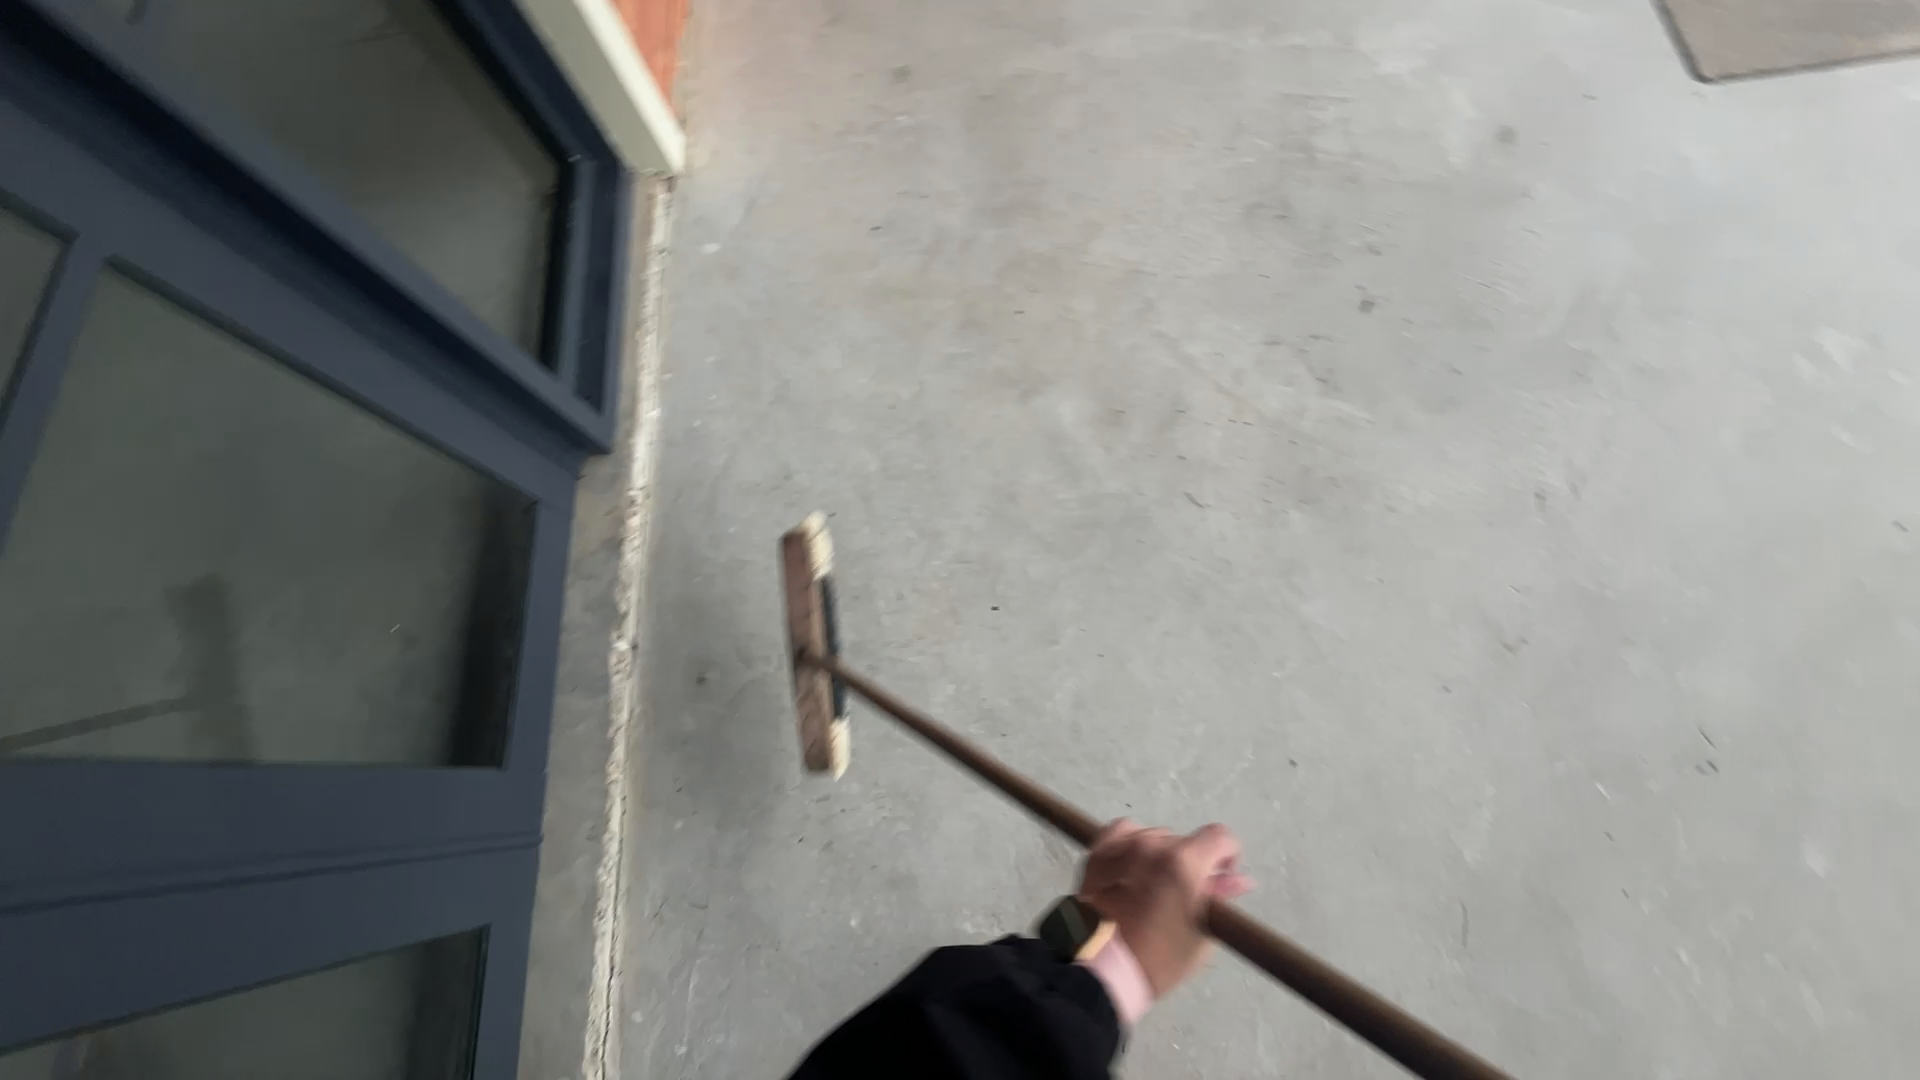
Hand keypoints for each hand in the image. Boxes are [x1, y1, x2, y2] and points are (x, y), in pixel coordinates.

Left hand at [1075, 820, 1252, 998]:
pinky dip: (1132, 843)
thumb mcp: (1200, 932)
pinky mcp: (1099, 849)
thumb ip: (1219, 897)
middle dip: (1190, 864)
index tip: (1219, 876)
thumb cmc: (1159, 958)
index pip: (1220, 836)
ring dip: (1160, 856)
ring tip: (1152, 887)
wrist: (1103, 967)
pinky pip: (1123, 830)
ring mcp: (1123, 844)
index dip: (1227, 855)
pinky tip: (1133, 864)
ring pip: (1155, 837)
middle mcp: (1153, 844)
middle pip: (1184, 843)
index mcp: (1183, 863)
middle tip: (1180, 895)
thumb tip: (1239, 878)